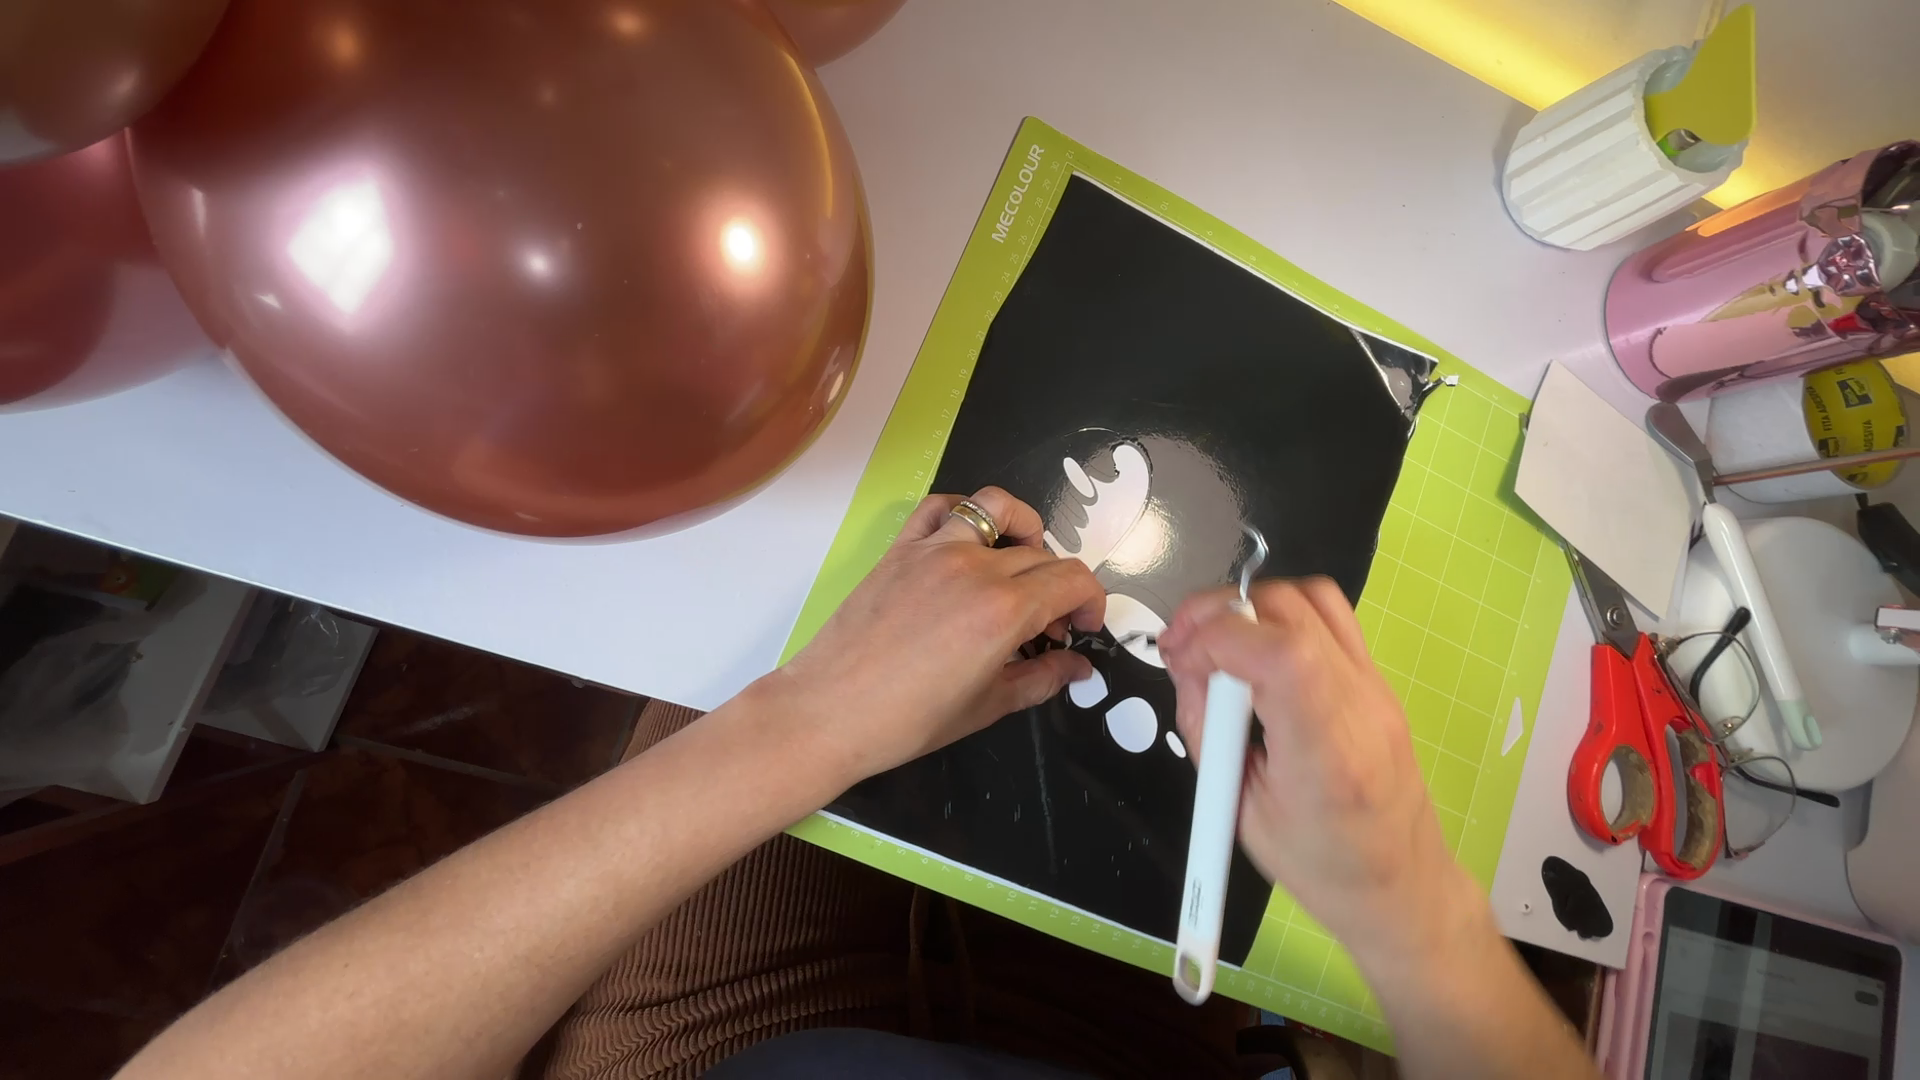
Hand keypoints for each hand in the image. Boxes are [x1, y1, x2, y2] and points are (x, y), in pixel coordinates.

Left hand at [773, 487, 1105, 788]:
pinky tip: (969, 540)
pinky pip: (940, 506)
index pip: (1073, 579)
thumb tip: (1079, 667)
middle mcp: (976, 567)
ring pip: (997, 509)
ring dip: (1024, 529)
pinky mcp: (901, 547)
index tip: (1082, 628)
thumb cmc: (911, 721)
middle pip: (1042, 553)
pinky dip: (965, 511)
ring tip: (1021, 563)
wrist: (830, 712)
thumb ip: (1042, 678)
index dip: (1091, 602)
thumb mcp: (988, 706)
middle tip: (1047, 626)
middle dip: (1060, 587)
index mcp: (1005, 610)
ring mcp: (935, 549)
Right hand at [1156, 578, 1486, 977]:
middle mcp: (1361, 703)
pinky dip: (1278, 616)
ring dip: (1250, 607)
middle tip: (1183, 644)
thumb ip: (1206, 728)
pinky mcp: (1376, 679)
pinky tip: (1254, 650)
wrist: (1402, 887)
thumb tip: (1186, 664)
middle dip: (1219, 612)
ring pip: (1312, 597)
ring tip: (1217, 641)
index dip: (1214, 638)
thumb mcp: (1238, 808)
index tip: (1179, 658)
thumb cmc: (1319, 865)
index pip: (1279, 652)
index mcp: (1328, 752)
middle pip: (1290, 609)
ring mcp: (1376, 685)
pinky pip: (1327, 617)